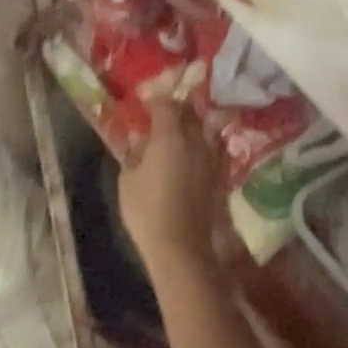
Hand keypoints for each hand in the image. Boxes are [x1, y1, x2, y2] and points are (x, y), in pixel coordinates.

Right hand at [117, 96, 219, 272]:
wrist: (181, 246)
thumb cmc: (146, 211)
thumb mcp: (127, 179)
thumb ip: (134, 153)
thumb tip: (140, 139)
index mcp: (170, 137)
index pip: (166, 104)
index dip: (155, 100)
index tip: (144, 104)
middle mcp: (196, 140)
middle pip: (191, 112)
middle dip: (178, 108)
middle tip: (163, 113)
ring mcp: (212, 158)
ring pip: (208, 128)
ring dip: (196, 123)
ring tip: (184, 129)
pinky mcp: (220, 175)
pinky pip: (216, 148)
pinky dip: (206, 143)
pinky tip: (197, 150)